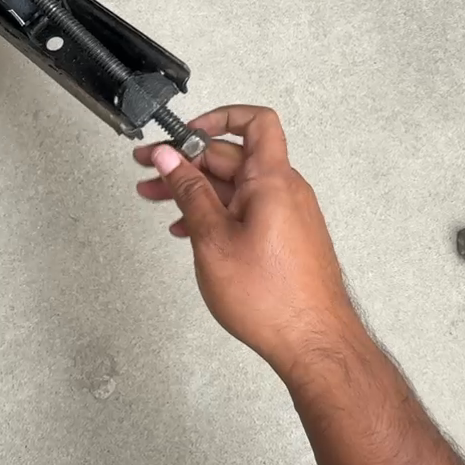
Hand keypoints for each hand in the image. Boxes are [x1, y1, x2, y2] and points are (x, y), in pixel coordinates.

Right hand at [134, 106, 363, 383]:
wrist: (315, 347)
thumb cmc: (272, 298)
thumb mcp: (213, 238)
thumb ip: (188, 191)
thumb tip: (168, 156)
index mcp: (271, 179)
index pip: (254, 122)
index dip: (218, 117)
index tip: (184, 132)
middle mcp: (284, 189)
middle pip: (232, 156)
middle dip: (187, 160)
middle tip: (150, 169)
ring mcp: (286, 213)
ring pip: (234, 186)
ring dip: (194, 188)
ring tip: (157, 198)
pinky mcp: (285, 236)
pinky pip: (245, 208)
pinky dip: (215, 211)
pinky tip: (188, 229)